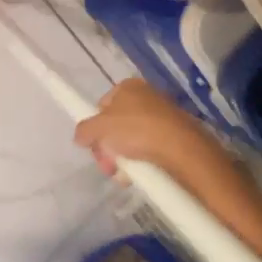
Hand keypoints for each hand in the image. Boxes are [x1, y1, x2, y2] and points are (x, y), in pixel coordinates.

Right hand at [74, 79, 225, 179]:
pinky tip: (140, 174)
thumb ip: (84, 130)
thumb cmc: (136, 130)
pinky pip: (150, 148)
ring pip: (132, 140)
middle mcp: (146, 96)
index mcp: (127, 87)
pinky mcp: (175, 134)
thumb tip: (81, 136)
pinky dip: (142, 161)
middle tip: (108, 165)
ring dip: (123, 158)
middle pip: (116, 125)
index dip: (95, 128)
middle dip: (108, 148)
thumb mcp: (99, 129)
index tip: (95, 146)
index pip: (101, 106)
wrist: (181, 148)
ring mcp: (162, 115)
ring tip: (124, 174)